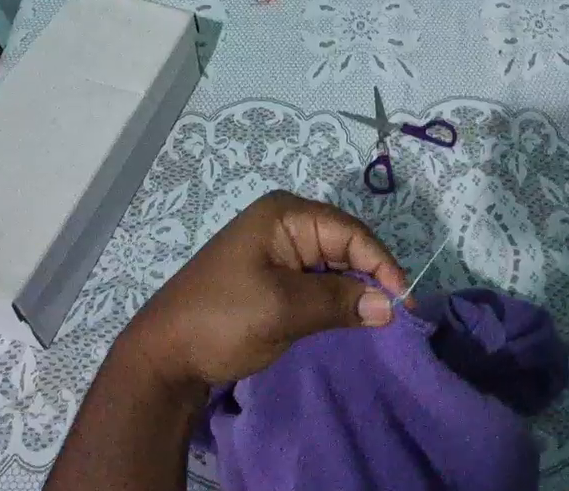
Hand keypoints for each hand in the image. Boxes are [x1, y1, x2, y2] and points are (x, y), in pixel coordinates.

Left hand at [116, 191, 406, 388]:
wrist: (165, 354)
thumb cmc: (222, 318)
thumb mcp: (284, 308)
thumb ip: (339, 301)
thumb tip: (390, 306)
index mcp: (285, 214)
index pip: (350, 232)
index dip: (381, 264)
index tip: (403, 304)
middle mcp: (285, 223)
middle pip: (344, 244)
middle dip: (369, 277)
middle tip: (393, 316)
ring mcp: (278, 249)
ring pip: (333, 264)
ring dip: (354, 290)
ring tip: (377, 320)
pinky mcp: (274, 275)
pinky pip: (317, 280)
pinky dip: (335, 299)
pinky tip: (349, 318)